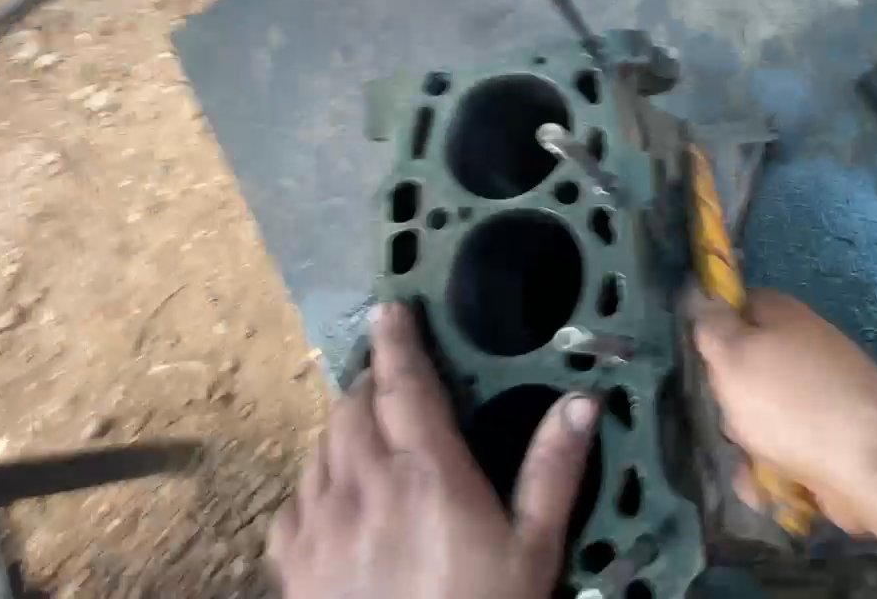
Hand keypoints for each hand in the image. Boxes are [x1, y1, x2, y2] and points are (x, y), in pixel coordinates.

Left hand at [269, 303, 599, 598]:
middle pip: (353, 408)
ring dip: (345, 423)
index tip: (391, 306)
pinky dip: (315, 478)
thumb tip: (583, 399)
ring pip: (321, 447)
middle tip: (395, 375)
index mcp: (427, 474)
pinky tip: (335, 492)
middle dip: (372, 380)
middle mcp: (364, 488)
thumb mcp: (533, 549)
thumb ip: (554, 470)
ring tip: (370, 424)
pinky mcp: (293, 571)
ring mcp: (319, 530)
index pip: (405, 387)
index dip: (398, 341)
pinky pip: (295, 500)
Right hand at [686, 290, 876, 531]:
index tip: (699, 364)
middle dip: (728, 399)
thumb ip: (710, 324)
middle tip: (726, 417)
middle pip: (743, 367)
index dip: (710, 334)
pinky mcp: (827, 433)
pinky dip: (773, 469)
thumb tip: (697, 291)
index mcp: (780, 314)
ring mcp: (817, 390)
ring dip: (748, 442)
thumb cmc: (791, 401)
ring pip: (760, 414)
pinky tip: (766, 485)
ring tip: (750, 460)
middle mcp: (800, 345)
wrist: (871, 459)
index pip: (733, 308)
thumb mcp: (733, 355)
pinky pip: (784, 449)